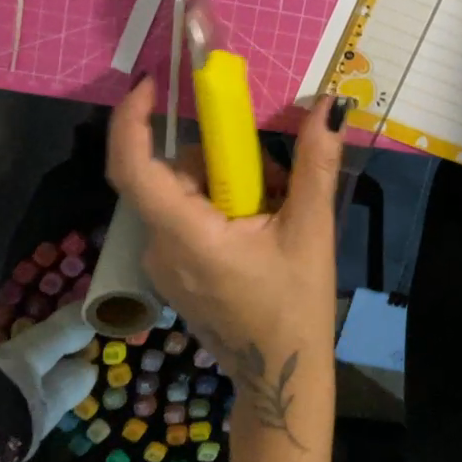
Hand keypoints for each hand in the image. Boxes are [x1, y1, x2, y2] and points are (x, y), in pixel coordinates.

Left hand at [107, 80, 345, 445]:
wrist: (281, 377)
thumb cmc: (295, 305)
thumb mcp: (312, 230)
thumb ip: (316, 163)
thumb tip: (329, 105)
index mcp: (187, 235)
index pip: (134, 169)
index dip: (131, 120)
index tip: (151, 83)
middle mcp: (161, 245)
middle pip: (174, 174)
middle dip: (223, 159)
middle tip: (274, 177)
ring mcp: (165, 261)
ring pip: (185, 193)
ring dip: (230, 184)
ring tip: (277, 210)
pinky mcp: (176, 269)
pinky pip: (189, 215)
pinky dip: (223, 205)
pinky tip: (262, 228)